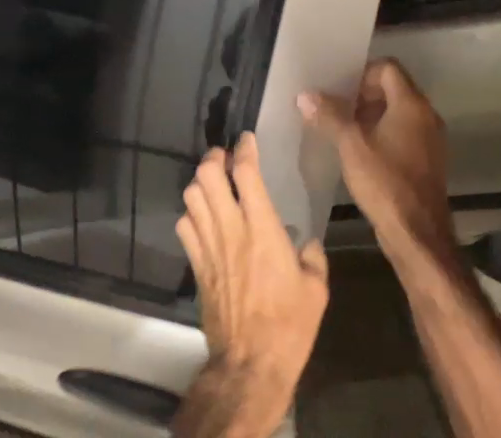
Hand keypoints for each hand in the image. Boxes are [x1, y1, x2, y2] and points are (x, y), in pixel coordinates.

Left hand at [175, 133, 329, 392]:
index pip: (246, 174)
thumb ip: (313, 258)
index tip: (246, 139)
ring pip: (191, 196)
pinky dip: (190, 213)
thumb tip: (309, 243)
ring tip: (212, 181)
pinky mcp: (196, 264)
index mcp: (263, 229)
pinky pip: (184, 226)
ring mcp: (209, 246)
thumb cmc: (290, 325)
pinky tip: (201, 217)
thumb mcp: (316, 290)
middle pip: (208, 176)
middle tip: (224, 157)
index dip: (244, 150)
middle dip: (214, 158)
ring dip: (200, 183)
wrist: (250, 361)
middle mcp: (231, 229)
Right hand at [299, 59, 455, 264]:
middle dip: (362, 94)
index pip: (388, 68)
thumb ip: (329, 115)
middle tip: (335, 108)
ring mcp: (429, 139)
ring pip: (398, 112)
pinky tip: (359, 151)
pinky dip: (382, 133)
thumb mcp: (350, 145)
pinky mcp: (427, 160)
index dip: (362, 72)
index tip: (340, 90)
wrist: (417, 233)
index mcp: (411, 106)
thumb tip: (305, 95)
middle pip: (393, 88)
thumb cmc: (384, 182)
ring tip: (342, 129)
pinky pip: (403, 132)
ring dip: (370, 115)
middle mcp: (426, 116)